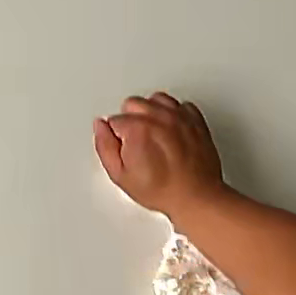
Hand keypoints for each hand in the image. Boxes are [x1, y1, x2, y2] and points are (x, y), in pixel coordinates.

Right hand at [93, 93, 232, 220]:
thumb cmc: (161, 189)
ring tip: (150, 132)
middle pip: (132, 103)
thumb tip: (100, 127)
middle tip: (134, 142)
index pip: (113, 120)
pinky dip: (173, 113)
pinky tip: (168, 128)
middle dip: (128, 120)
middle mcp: (159, 117)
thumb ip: (104, 146)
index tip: (123, 150)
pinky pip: (180, 105)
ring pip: (156, 98)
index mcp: (137, 128)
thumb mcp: (119, 175)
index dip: (114, 137)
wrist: (194, 196)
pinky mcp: (195, 120)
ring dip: (149, 111)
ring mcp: (179, 117)